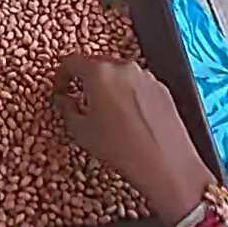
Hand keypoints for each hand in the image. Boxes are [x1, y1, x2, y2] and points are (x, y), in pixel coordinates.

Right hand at [54, 55, 208, 223]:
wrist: (166, 163)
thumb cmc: (121, 149)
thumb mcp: (82, 132)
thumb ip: (67, 109)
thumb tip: (64, 100)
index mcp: (99, 73)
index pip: (72, 62)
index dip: (62, 76)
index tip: (61, 88)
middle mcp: (123, 67)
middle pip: (96, 65)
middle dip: (85, 80)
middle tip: (80, 100)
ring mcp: (145, 76)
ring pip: (118, 74)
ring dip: (108, 87)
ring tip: (106, 113)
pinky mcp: (161, 87)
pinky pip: (137, 84)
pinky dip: (128, 94)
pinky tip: (128, 117)